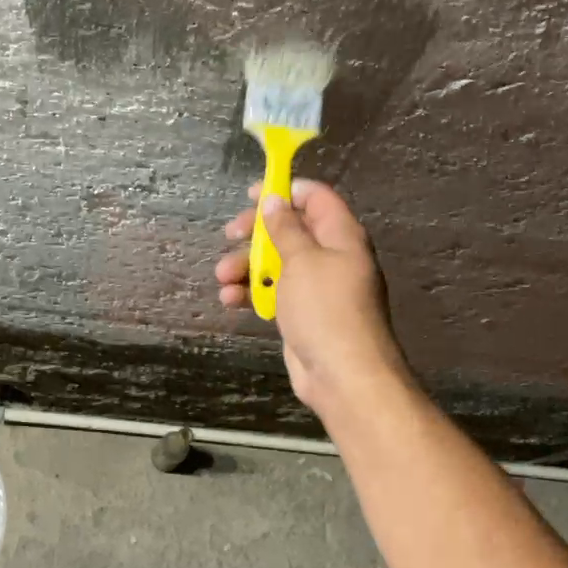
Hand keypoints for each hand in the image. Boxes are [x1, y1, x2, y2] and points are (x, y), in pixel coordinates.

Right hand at [216, 179, 409, 415]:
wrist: (344, 376)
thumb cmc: (325, 309)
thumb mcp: (301, 260)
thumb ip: (285, 227)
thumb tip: (275, 199)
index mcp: (341, 236)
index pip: (316, 198)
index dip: (285, 191)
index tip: (253, 194)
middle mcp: (330, 256)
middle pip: (290, 228)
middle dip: (257, 231)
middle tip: (231, 233)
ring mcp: (316, 287)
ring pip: (276, 261)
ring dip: (246, 265)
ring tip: (223, 276)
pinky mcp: (301, 313)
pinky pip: (273, 291)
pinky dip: (252, 291)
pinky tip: (230, 299)